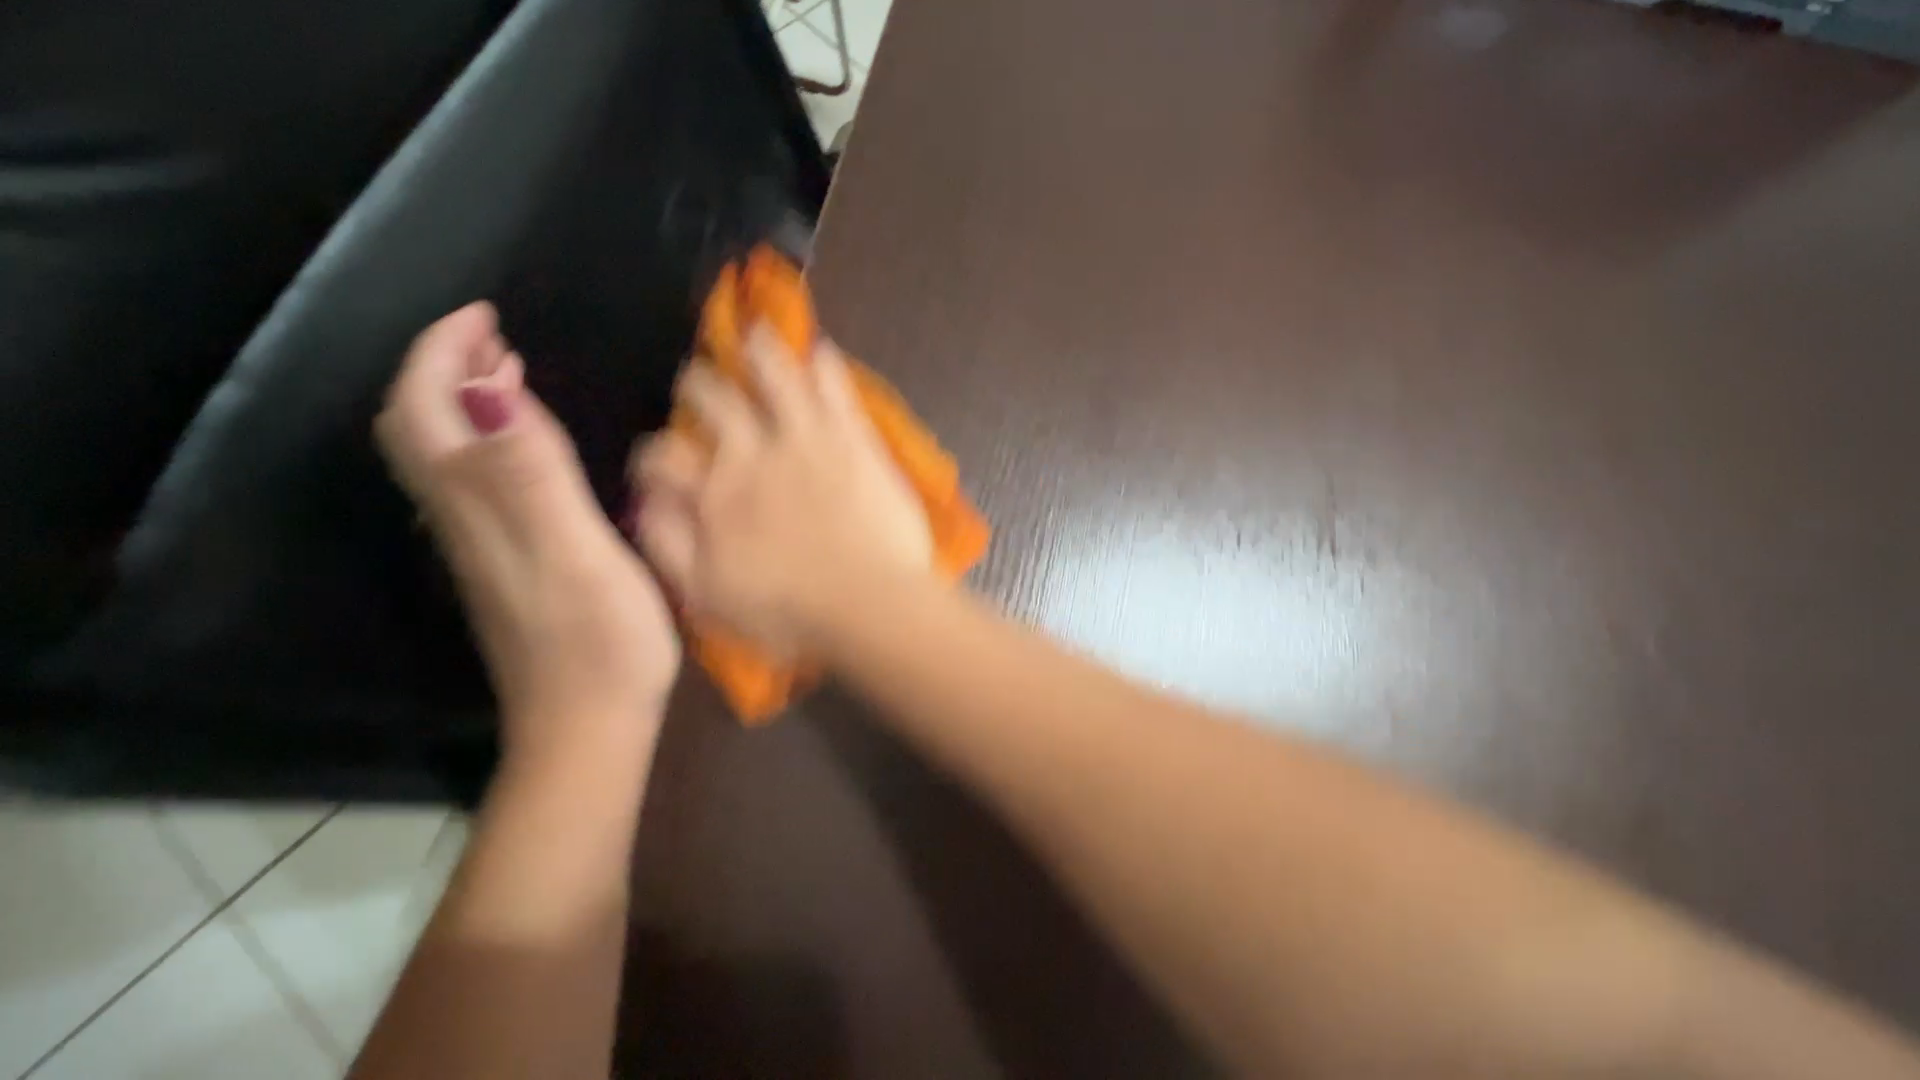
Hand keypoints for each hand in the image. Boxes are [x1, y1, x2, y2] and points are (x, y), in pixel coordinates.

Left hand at [375, 302, 680, 766]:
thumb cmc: (599, 641)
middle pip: (419, 427)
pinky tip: (528, 445)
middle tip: (497, 334)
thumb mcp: (575, 551)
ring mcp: (480, 547)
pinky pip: (473, 481)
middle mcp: (461, 521)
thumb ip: (530, 471)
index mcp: (475, 507)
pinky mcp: (505, 567)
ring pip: (441, 455)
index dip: (442, 353)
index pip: (427, 408)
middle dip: (442, 367)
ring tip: (509, 371)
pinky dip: (486, 439)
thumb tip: (485, 385)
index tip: (487, 316)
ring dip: (462, 399)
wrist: (587, 728)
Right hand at [627, 324, 930, 653]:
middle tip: (694, 381)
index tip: (654, 456)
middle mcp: (753, 454)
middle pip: (714, 400)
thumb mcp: (707, 597)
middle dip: (696, 385)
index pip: (662, 456)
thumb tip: (646, 504)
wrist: (870, 606)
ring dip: (760, 352)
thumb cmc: (788, 613)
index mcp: (713, 495)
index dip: (651, 452)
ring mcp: (807, 440)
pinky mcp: (854, 440)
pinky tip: (821, 351)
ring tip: (753, 334)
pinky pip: (835, 390)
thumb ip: (669, 546)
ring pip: (776, 377)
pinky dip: (825, 366)